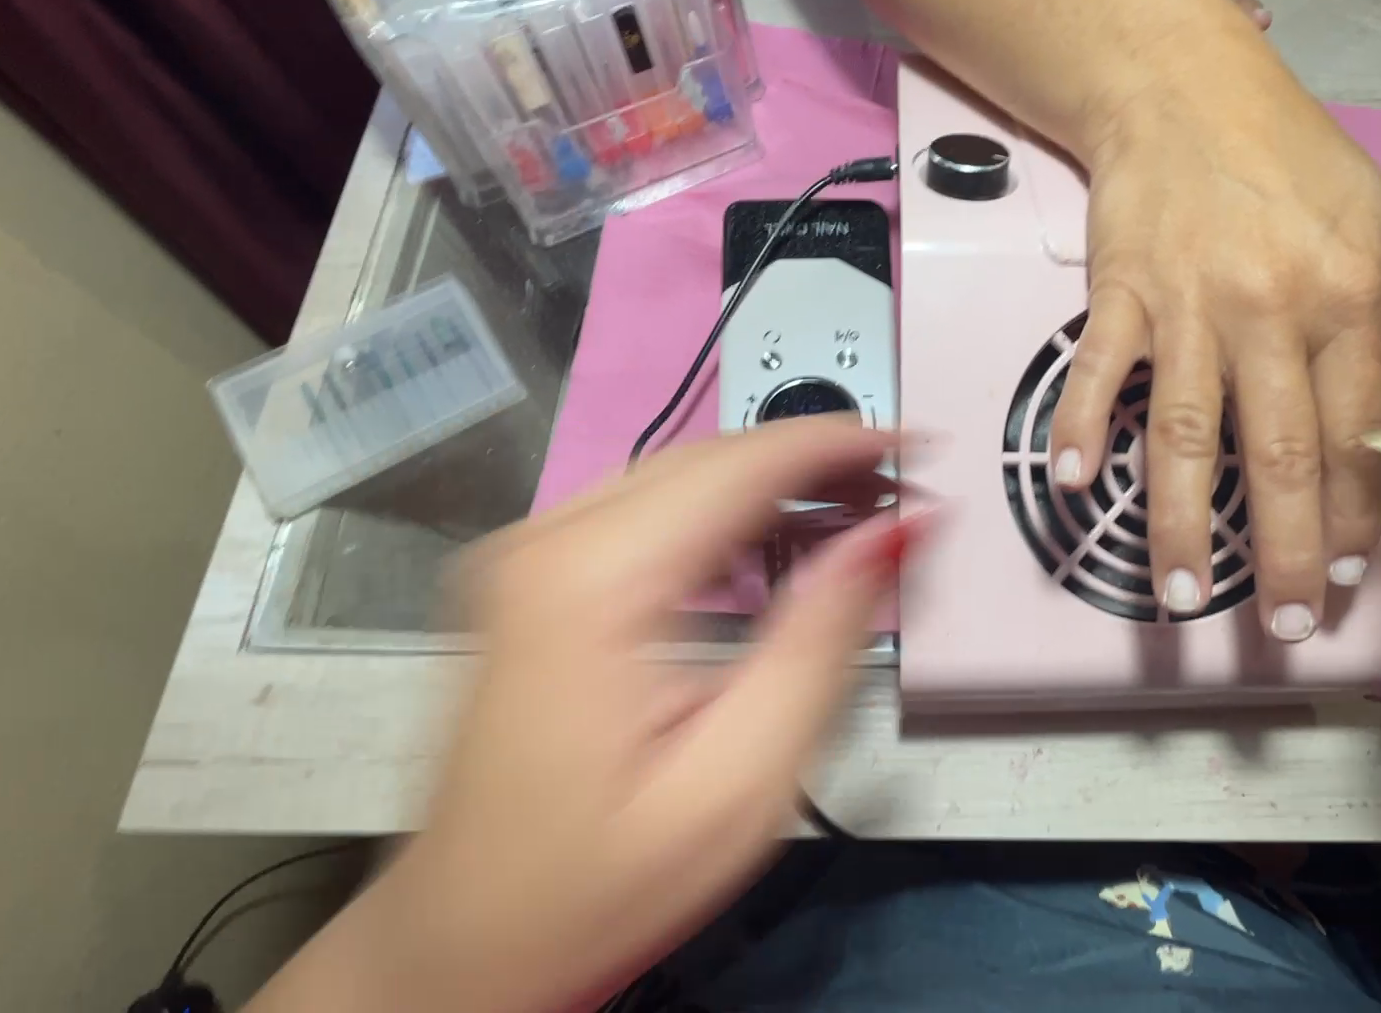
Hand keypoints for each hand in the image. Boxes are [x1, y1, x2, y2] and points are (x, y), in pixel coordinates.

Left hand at [250, 420, 924, 1012]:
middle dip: (814, 459)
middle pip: (709, 457)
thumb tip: (891, 533)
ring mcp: (530, 554)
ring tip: (856, 509)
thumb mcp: (744, 775)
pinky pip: (652, 507)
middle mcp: (547, 542)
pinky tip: (780, 540)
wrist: (466, 938)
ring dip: (776, 480)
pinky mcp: (536, 575)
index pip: (740, 465)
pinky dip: (729, 509)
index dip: (839, 443)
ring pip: (682, 473)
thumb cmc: (606, 879)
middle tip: (897, 485)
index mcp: (592, 582)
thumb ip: (823, 638)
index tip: (914, 442)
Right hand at [1052, 59, 1380, 639]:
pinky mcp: (1117, 297)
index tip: (1340, 579)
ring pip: (1182, 433)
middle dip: (1281, 551)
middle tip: (1284, 627)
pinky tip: (1070, 482)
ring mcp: (1184, 308)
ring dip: (1179, 521)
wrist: (1185, 96)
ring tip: (1183, 595)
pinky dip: (1079, 425)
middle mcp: (1265, 316)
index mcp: (1340, 302)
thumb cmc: (1288, 160)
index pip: (1353, 433)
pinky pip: (1096, 370)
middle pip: (1274, 454)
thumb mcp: (1376, 224)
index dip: (1349, 515)